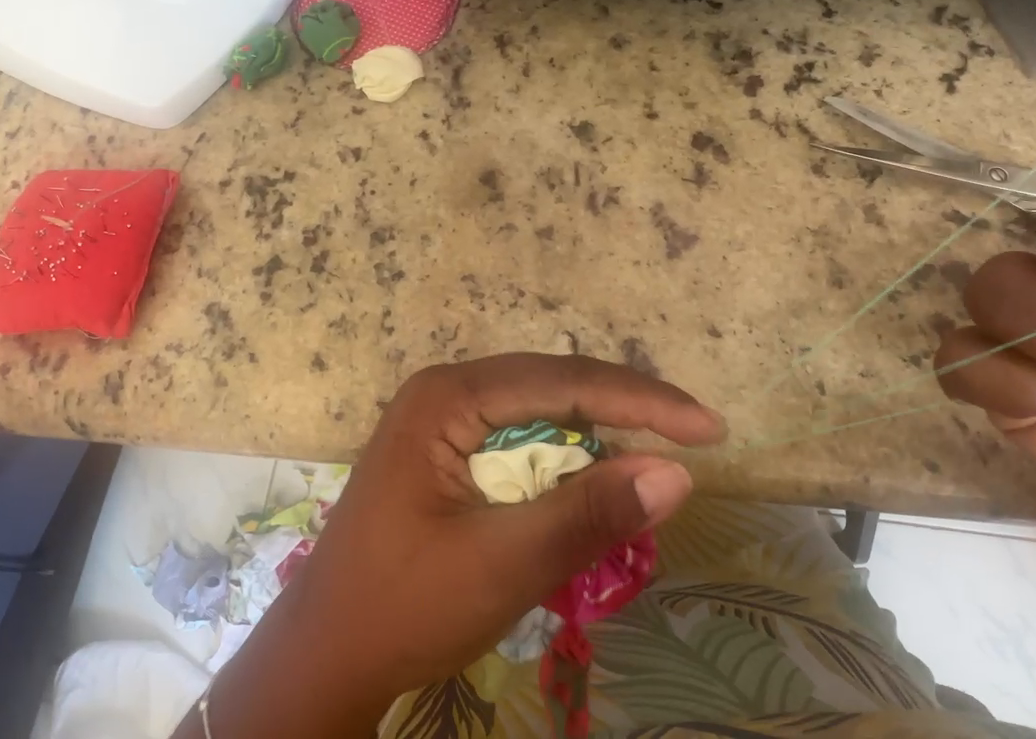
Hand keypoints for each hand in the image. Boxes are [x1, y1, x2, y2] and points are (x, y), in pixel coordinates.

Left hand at [195, 355, 723, 735]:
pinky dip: (563, 468)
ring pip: (539, 417)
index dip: (642, 400)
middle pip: (552, 388)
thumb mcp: (503, 562)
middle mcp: (444, 394)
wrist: (327, 655)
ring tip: (654, 464)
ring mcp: (440, 424)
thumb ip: (587, 514)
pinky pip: (518, 447)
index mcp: (447, 398)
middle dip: (623, 414)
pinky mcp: (445, 457)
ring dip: (595, 442)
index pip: (562, 381)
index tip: (709, 429)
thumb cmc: (405, 604)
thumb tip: (676, 473)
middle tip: (694, 440)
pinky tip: (593, 489)